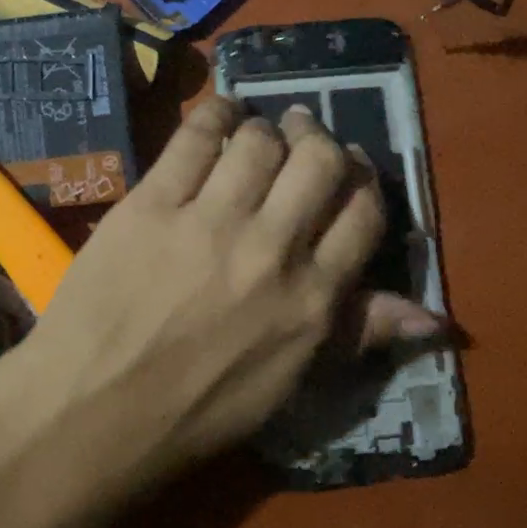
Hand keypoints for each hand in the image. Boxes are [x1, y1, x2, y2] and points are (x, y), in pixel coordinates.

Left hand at [1, 97, 439, 489]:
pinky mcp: (152, 204)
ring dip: (263, 129)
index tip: (347, 166)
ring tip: (252, 134)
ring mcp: (210, 223)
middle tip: (302, 134)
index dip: (361, 178)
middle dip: (317, 138)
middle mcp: (271, 250)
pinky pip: (196, 137)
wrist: (93, 412)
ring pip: (259, 142)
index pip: (364, 213)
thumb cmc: (194, 412)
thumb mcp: (288, 384)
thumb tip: (433, 317)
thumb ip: (356, 335)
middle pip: (318, 161)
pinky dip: (215, 115)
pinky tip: (217, 117)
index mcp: (313, 299)